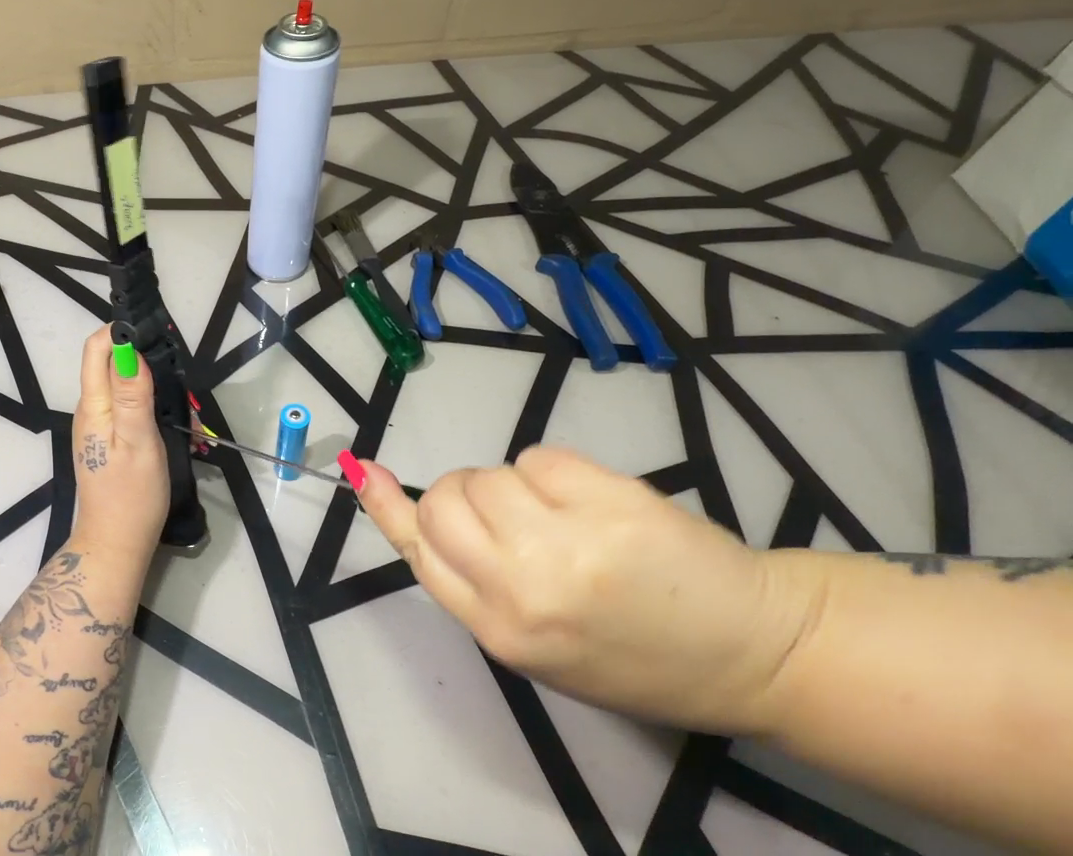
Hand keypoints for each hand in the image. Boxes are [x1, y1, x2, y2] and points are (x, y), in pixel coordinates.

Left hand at [67, 326, 168, 559]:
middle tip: (180, 379)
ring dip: (153, 387)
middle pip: (109, 363)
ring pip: (122, 385)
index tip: (155, 335)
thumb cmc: (132, 495)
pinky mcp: (108, 439)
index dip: (120, 332)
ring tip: (185, 410)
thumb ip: (133, 395)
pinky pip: (127, 407)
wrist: (116, 543)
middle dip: (144, 360)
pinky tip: (175, 425)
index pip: (96, 349)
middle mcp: (90, 409)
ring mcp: (98, 425)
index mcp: (94, 406)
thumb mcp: (139, 442)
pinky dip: (151, 408)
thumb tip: (128, 348)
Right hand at [354, 445, 818, 734]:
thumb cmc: (636, 657)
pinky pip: (540, 458)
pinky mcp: (610, 503)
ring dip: (514, 484)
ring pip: (490, 475)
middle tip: (506, 511)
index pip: (420, 550)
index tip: (362, 468)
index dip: (387, 506)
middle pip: (444, 500)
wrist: (753, 652)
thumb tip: (421, 517)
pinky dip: (555, 470)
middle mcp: (521, 587)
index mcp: (500, 629)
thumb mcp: (538, 644)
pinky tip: (593, 501)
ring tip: (563, 516)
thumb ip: (476, 584)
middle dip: (462, 493)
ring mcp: (566, 543)